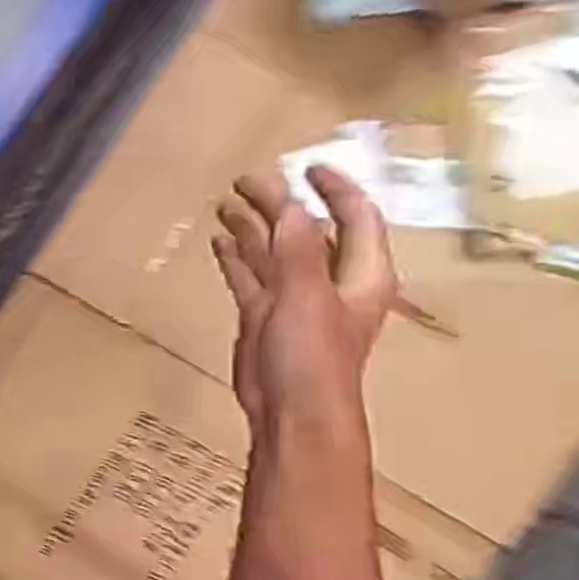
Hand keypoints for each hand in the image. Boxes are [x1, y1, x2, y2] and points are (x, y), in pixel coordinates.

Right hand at [211, 166, 395, 433]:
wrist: (291, 412)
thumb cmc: (313, 360)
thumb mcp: (308, 301)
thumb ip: (299, 253)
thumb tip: (291, 207)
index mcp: (358, 275)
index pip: (355, 219)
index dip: (335, 190)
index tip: (307, 167)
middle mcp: (328, 281)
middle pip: (305, 231)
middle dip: (278, 205)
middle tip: (245, 183)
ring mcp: (292, 300)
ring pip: (272, 253)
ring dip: (252, 228)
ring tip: (225, 204)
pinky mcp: (263, 317)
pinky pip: (250, 278)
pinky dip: (236, 259)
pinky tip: (220, 242)